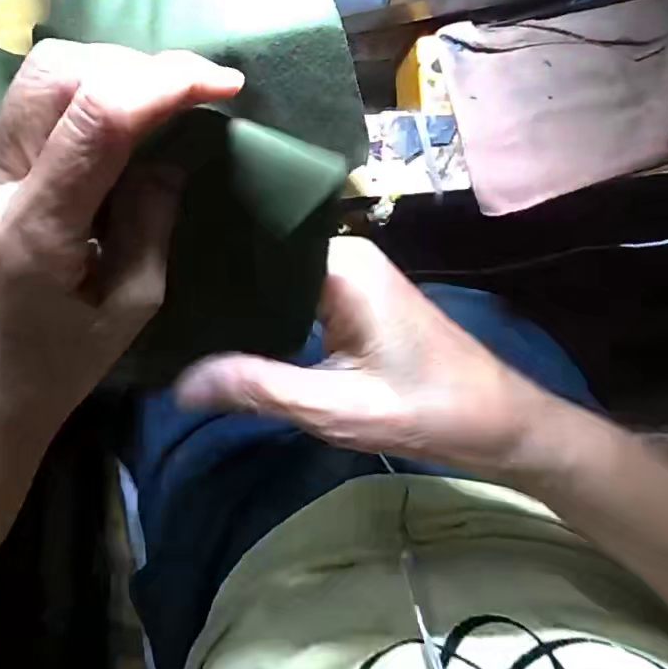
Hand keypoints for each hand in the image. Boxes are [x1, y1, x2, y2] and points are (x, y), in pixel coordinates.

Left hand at [0, 39, 244, 456]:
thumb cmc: (69, 360)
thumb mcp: (136, 300)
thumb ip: (152, 212)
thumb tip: (171, 142)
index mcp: (30, 237)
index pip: (94, 122)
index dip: (163, 84)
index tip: (220, 84)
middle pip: (52, 75)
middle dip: (131, 67)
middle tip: (183, 91)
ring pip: (32, 77)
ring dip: (102, 72)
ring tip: (151, 99)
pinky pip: (23, 105)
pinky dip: (76, 95)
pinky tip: (109, 119)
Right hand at [173, 237, 584, 482]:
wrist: (505, 426)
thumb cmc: (427, 411)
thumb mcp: (335, 408)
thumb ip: (257, 387)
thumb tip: (180, 384)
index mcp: (338, 263)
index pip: (256, 243)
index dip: (209, 259)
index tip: (162, 274)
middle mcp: (341, 252)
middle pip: (262, 256)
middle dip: (218, 278)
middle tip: (163, 297)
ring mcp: (347, 270)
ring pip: (275, 274)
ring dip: (240, 294)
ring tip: (184, 307)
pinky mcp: (350, 291)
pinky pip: (292, 288)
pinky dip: (264, 306)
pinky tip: (230, 323)